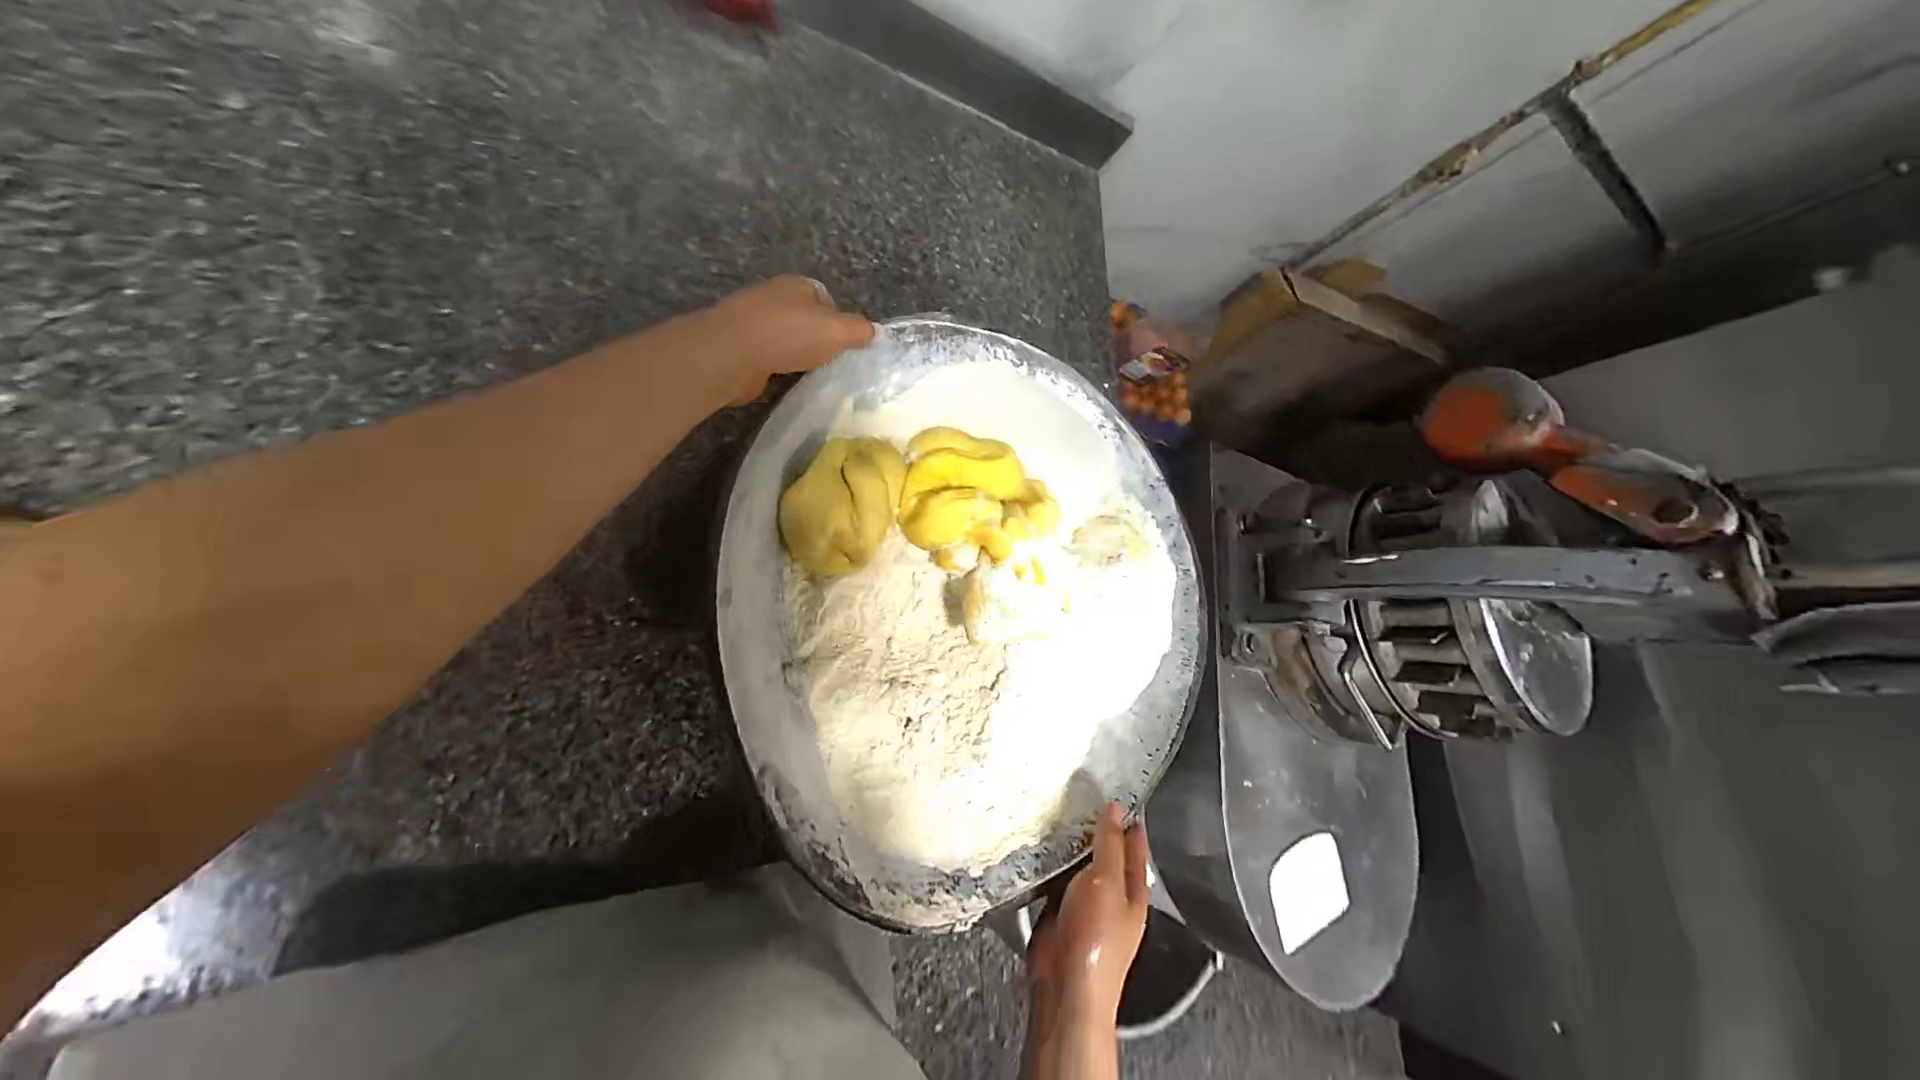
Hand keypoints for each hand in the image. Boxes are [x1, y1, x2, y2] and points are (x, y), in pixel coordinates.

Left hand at [654, 275, 875, 407]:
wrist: (732, 353)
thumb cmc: (789, 334)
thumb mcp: (837, 330)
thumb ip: (859, 330)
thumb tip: (877, 332)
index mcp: (797, 285)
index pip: (825, 298)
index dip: (838, 320)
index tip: (845, 345)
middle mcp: (774, 297)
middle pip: (804, 317)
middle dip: (817, 338)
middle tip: (830, 361)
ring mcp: (753, 321)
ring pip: (785, 337)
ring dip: (796, 353)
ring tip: (808, 372)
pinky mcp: (741, 346)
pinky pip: (769, 354)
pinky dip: (778, 366)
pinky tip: (784, 378)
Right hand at [1022, 803, 1148, 1079]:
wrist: (1065, 985)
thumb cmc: (1095, 937)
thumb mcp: (1106, 881)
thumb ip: (1109, 844)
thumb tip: (1115, 809)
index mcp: (1133, 889)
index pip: (1134, 844)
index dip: (1127, 818)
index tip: (1115, 789)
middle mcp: (1110, 894)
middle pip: (1103, 852)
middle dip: (1091, 827)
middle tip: (1074, 792)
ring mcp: (1082, 903)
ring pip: (1076, 864)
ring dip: (1066, 843)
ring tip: (1052, 808)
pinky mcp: (1057, 910)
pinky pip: (1053, 878)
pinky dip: (1046, 862)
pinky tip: (1035, 843)